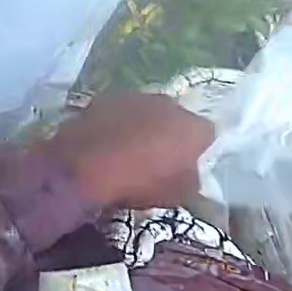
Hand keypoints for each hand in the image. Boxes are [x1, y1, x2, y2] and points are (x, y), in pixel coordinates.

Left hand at [37, 92, 213, 209]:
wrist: (85, 163)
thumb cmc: (140, 181)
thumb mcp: (179, 194)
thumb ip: (192, 178)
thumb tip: (188, 171)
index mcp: (193, 126)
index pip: (206, 134)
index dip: (198, 149)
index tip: (186, 163)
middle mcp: (168, 103)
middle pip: (175, 117)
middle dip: (169, 132)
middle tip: (157, 155)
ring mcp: (135, 96)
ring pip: (146, 110)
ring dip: (142, 124)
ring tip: (128, 147)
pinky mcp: (105, 97)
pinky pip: (119, 110)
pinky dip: (117, 121)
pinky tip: (106, 139)